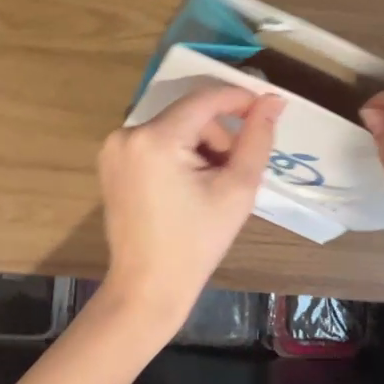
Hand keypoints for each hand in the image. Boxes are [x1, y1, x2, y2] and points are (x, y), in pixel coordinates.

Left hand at [98, 86, 283, 324]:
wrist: (148, 285)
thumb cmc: (197, 242)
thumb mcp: (237, 189)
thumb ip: (257, 139)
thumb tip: (273, 101)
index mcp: (156, 138)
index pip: (205, 98)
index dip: (239, 98)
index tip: (267, 108)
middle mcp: (127, 133)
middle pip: (188, 115)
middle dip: (218, 136)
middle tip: (234, 173)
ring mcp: (114, 148)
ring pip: (173, 127)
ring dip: (199, 145)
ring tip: (210, 185)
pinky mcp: (110, 162)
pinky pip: (154, 142)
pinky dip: (177, 153)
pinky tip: (186, 187)